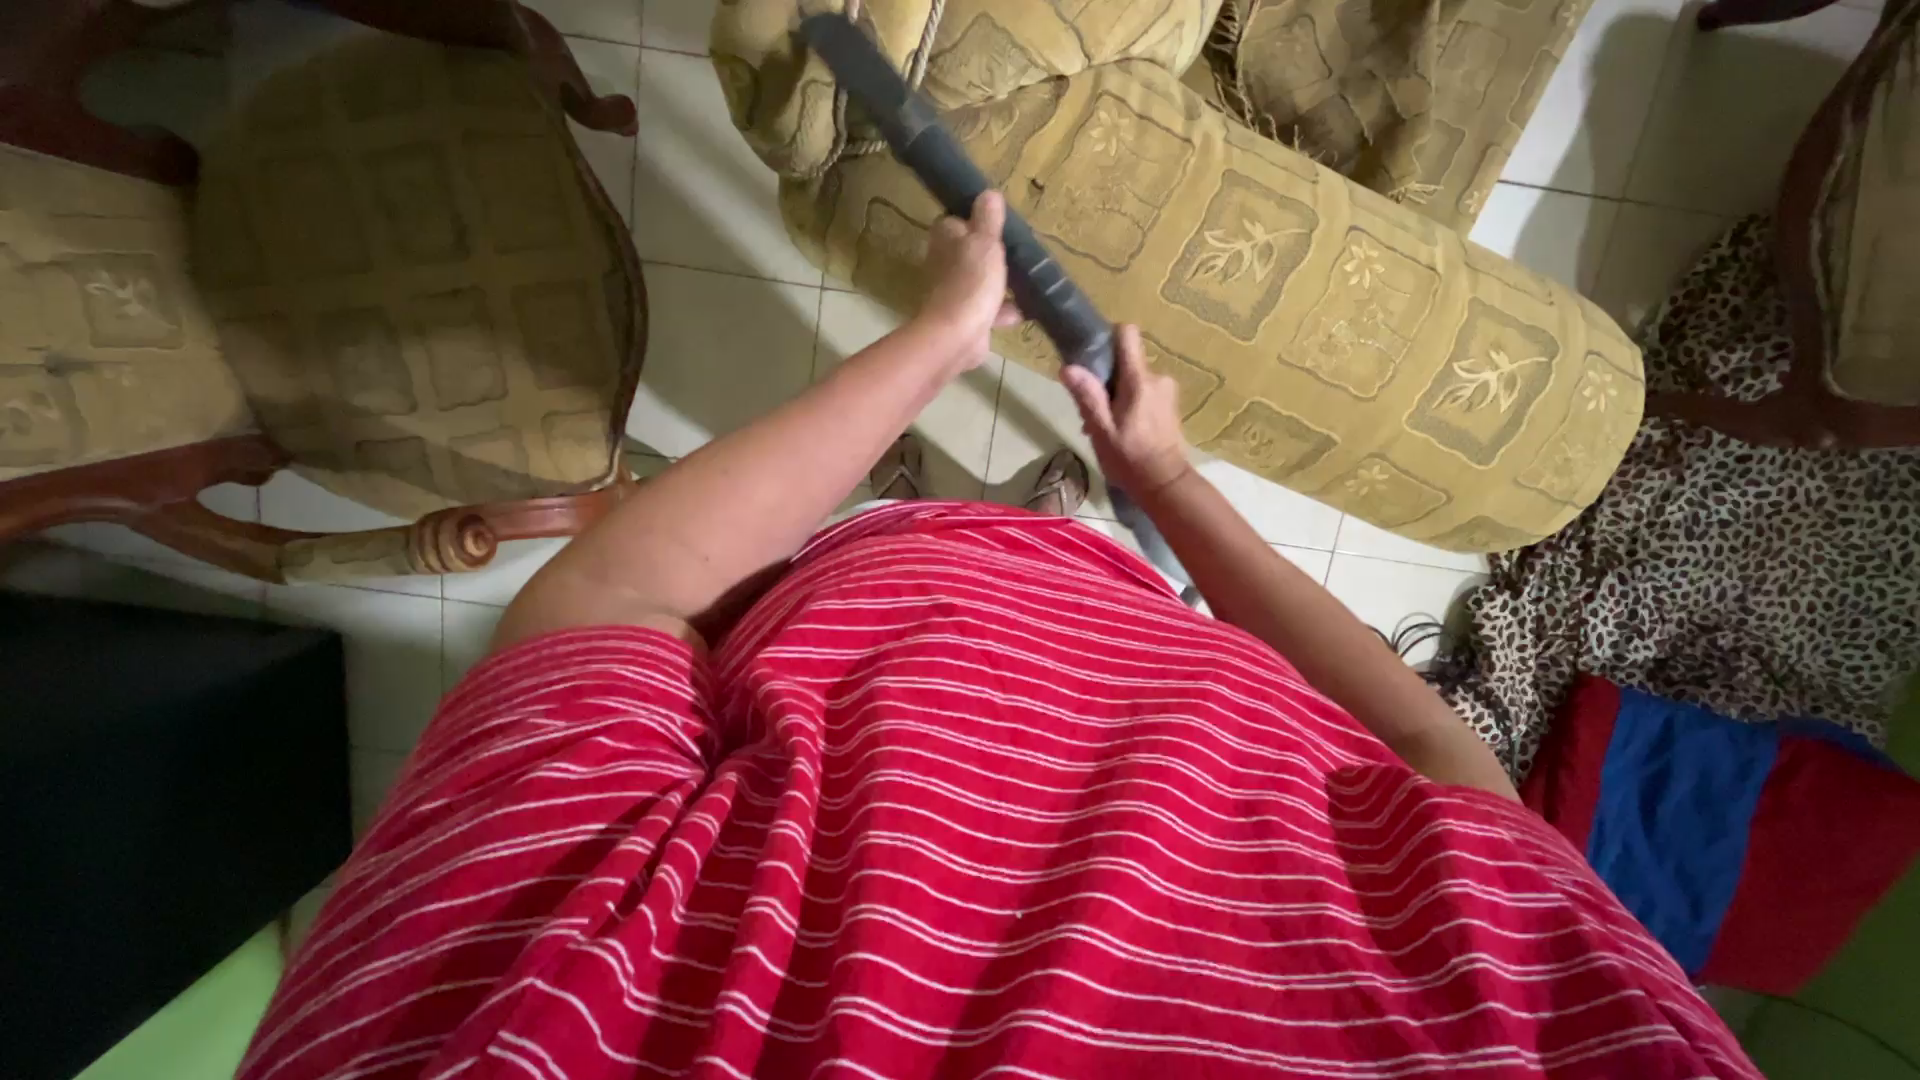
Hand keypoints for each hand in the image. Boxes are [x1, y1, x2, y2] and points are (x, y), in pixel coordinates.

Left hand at [916, 191, 1020, 372]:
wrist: (958, 336)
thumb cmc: (971, 282)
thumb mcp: (985, 242)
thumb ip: (988, 219)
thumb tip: (987, 194)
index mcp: (945, 240)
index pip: (955, 222)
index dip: (973, 220)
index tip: (996, 224)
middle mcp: (944, 264)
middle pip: (968, 252)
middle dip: (989, 253)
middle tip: (1015, 251)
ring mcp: (954, 294)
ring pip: (979, 281)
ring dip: (998, 282)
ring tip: (1024, 278)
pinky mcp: (965, 320)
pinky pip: (988, 310)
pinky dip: (1003, 311)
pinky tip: (1024, 310)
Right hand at [1059, 324, 1191, 494]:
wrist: (1165, 484)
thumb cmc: (1129, 460)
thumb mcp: (1102, 431)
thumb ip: (1087, 397)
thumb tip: (1068, 368)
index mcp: (1140, 380)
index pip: (1127, 334)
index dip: (1108, 339)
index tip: (1093, 358)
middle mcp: (1157, 377)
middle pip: (1126, 361)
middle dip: (1107, 380)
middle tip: (1093, 411)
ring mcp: (1167, 391)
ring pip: (1134, 379)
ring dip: (1117, 396)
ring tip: (1106, 426)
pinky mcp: (1170, 404)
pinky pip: (1144, 392)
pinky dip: (1130, 404)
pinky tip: (1122, 429)